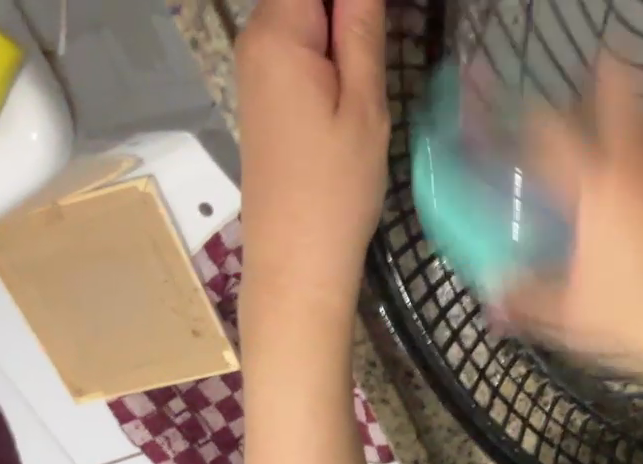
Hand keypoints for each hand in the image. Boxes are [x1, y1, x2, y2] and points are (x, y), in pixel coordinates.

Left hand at [235, 0, 388, 312]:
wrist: (297, 260)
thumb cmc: (337, 190)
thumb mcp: (364, 108)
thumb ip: (362, 31)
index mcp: (279, 32)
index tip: (385, 26)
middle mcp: (255, 39)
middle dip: (348, 12)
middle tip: (387, 46)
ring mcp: (254, 71)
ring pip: (301, 19)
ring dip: (341, 29)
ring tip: (376, 64)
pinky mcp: (263, 99)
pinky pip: (295, 50)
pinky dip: (327, 52)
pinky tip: (354, 82)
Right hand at [500, 57, 642, 386]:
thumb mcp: (575, 317)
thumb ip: (528, 300)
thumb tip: (494, 302)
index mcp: (595, 184)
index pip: (548, 129)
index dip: (522, 128)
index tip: (511, 141)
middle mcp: (639, 161)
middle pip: (614, 89)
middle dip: (590, 90)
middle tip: (572, 116)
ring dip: (627, 116)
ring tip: (607, 146)